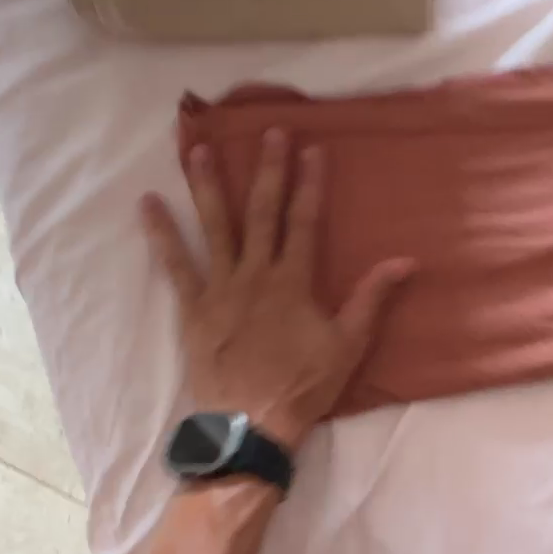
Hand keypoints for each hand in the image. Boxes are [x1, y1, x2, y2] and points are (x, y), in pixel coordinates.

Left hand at [142, 130, 414, 450]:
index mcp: (294, 282)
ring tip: (199, 148)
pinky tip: (147, 204)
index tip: (312, 149)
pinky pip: (173, 265)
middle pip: (261, 213)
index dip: (309, 185)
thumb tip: (405, 262)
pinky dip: (161, 234)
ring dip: (208, 186)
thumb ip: (372, 299)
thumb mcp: (349, 345)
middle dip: (267, 170)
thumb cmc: (305, 386)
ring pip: (214, 227)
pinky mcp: (192, 308)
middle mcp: (255, 274)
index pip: (304, 223)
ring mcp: (219, 288)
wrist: (251, 422)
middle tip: (269, 131)